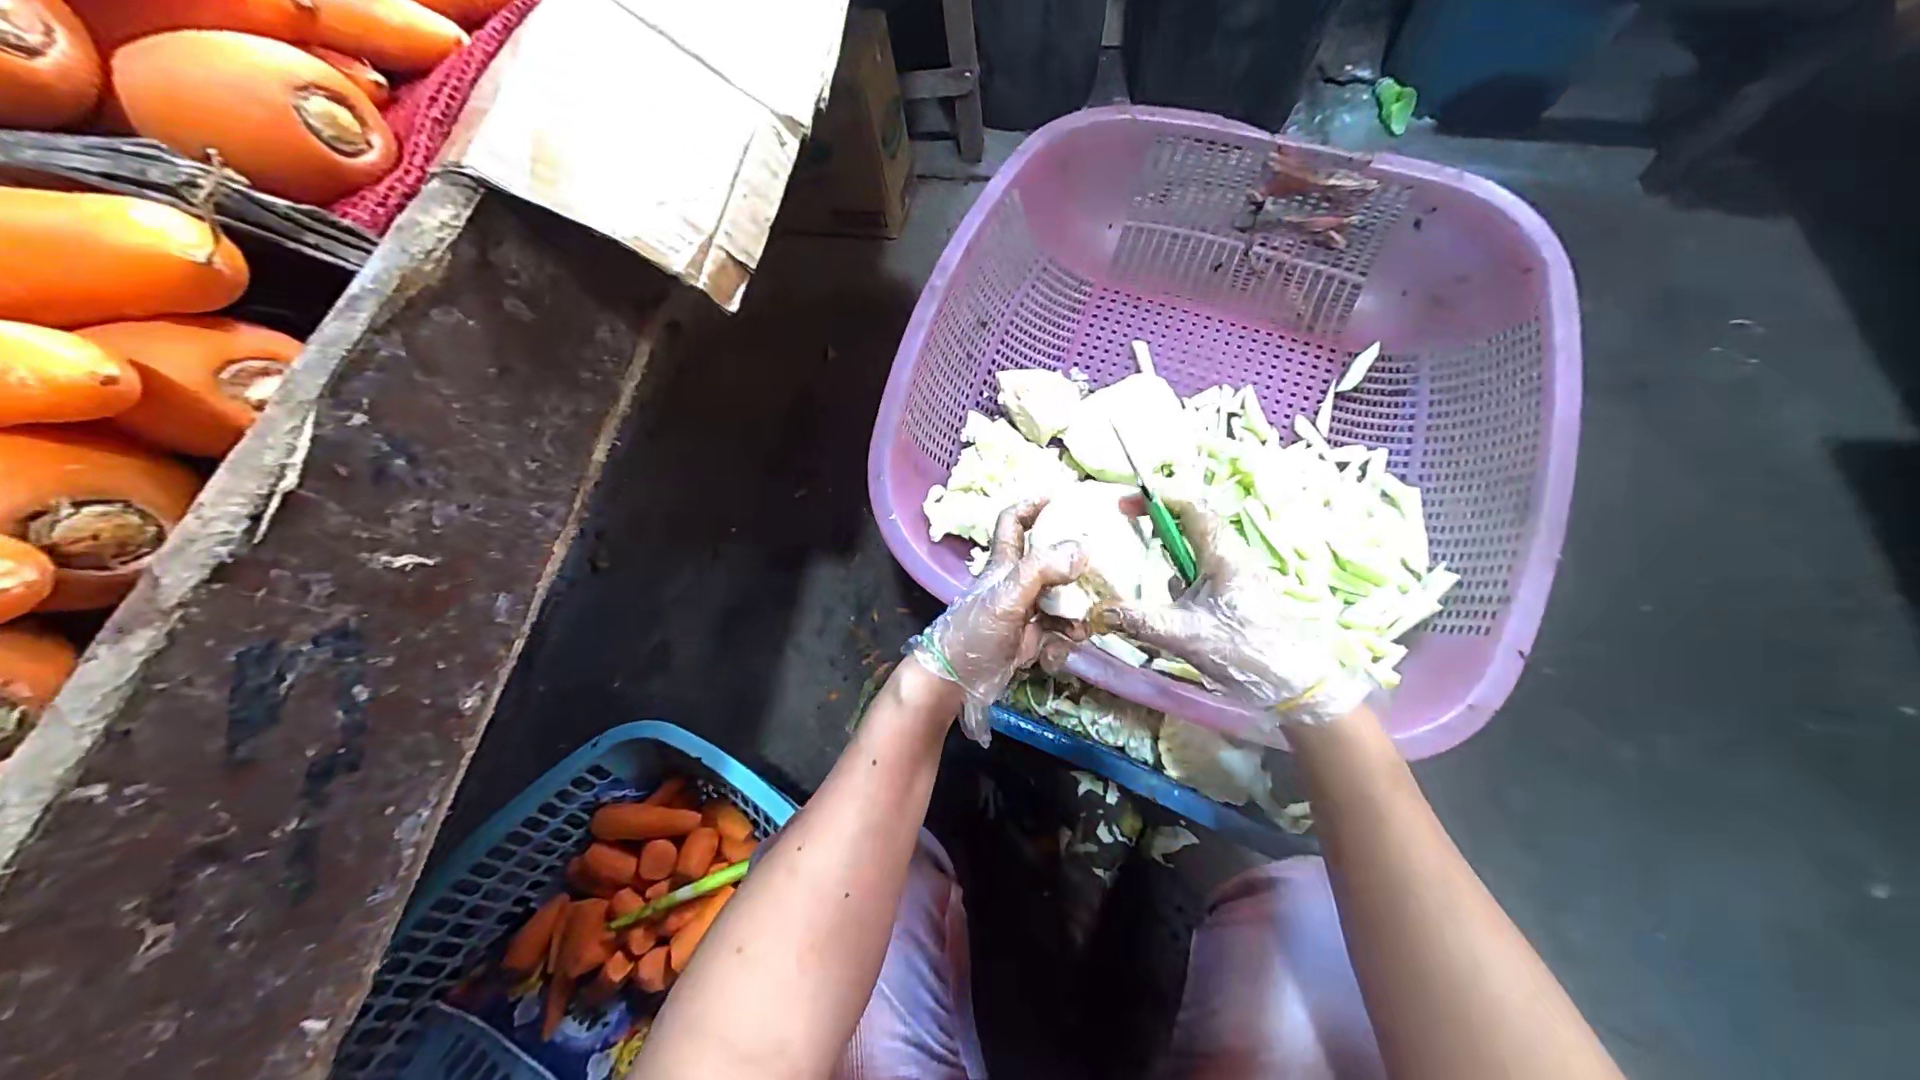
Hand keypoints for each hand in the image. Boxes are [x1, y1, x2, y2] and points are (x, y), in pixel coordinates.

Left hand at [909, 498, 1086, 744]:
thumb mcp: (1006, 597)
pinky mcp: (1034, 638)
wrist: (958, 681)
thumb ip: (1041, 571)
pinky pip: (1061, 631)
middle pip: (1052, 562)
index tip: (1057, 496)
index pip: (1013, 522)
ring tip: (1084, 622)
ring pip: (1064, 600)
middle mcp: (1018, 583)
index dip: (1031, 505)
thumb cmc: (975, 632)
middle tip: (1102, 568)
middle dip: (1076, 567)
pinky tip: (1064, 647)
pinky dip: (1066, 639)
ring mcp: (1027, 611)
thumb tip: (1082, 549)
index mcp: (1004, 564)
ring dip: (1077, 612)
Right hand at [1093, 499, 1371, 727]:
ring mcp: (1239, 580)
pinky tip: (1182, 616)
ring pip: (1197, 556)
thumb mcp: (1184, 636)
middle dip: (1160, 529)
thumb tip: (1098, 611)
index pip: (1191, 510)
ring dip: (1173, 562)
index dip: (1157, 500)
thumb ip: (1138, 620)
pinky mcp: (1240, 599)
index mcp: (1223, 558)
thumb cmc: (1245, 653)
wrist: (1295, 687)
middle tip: (1132, 535)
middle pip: (1192, 527)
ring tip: (1162, 596)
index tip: (1125, 504)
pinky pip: (1203, 578)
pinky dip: (1184, 585)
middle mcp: (1233, 561)